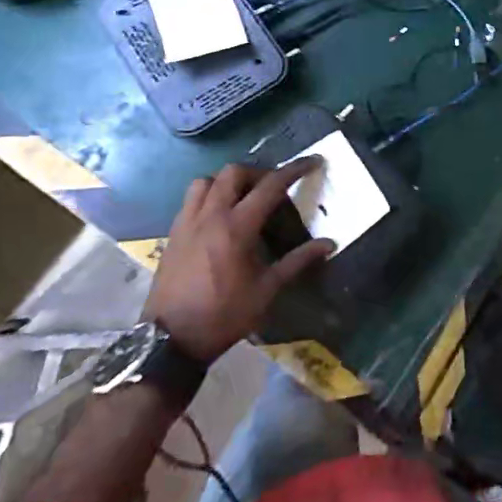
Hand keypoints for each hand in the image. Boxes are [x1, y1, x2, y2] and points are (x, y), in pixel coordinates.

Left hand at [142, 158, 334, 361]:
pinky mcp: (173, 233)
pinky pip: (191, 199)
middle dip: (258, 172)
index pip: (270, 186)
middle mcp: (211, 215)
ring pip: (207, 180)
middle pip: (234, 172)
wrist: (171, 340)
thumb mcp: (266, 291)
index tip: (312, 162)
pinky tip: (218, 217)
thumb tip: (329, 244)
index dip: (295, 170)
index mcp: (237, 227)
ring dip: (228, 181)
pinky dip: (209, 196)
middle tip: (273, 188)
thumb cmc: (224, 315)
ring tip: (242, 197)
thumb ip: (297, 261)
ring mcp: (188, 222)